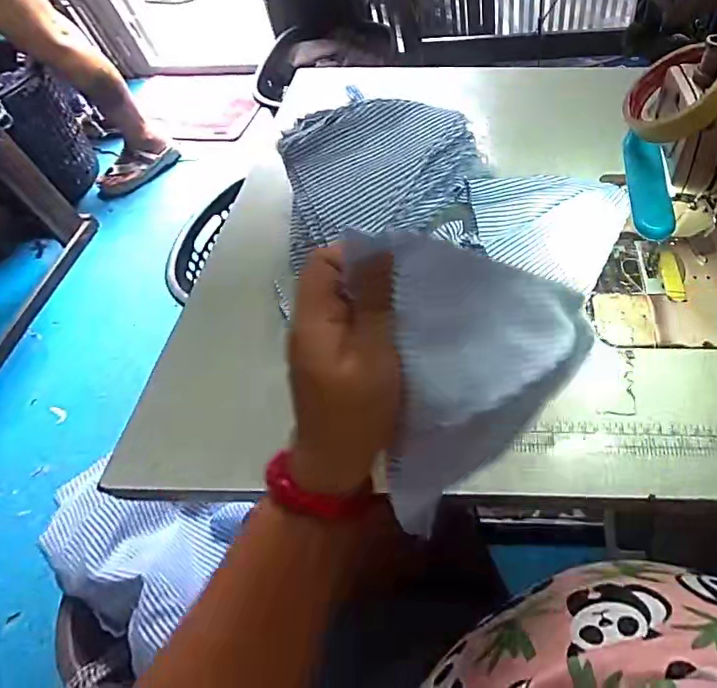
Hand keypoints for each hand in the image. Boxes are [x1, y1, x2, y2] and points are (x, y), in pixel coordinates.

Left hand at [286, 245, 400, 495]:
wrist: (336, 466)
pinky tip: (396, 323)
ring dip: (373, 293)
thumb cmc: (356, 410)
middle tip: (407, 279)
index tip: (394, 261)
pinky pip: (349, 318)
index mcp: (312, 318)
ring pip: (343, 296)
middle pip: (333, 275)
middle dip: (369, 270)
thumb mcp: (374, 351)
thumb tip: (379, 250)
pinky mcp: (331, 354)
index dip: (356, 252)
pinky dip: (371, 313)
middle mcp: (309, 322)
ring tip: (406, 298)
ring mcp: (319, 340)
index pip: (323, 260)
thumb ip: (374, 300)